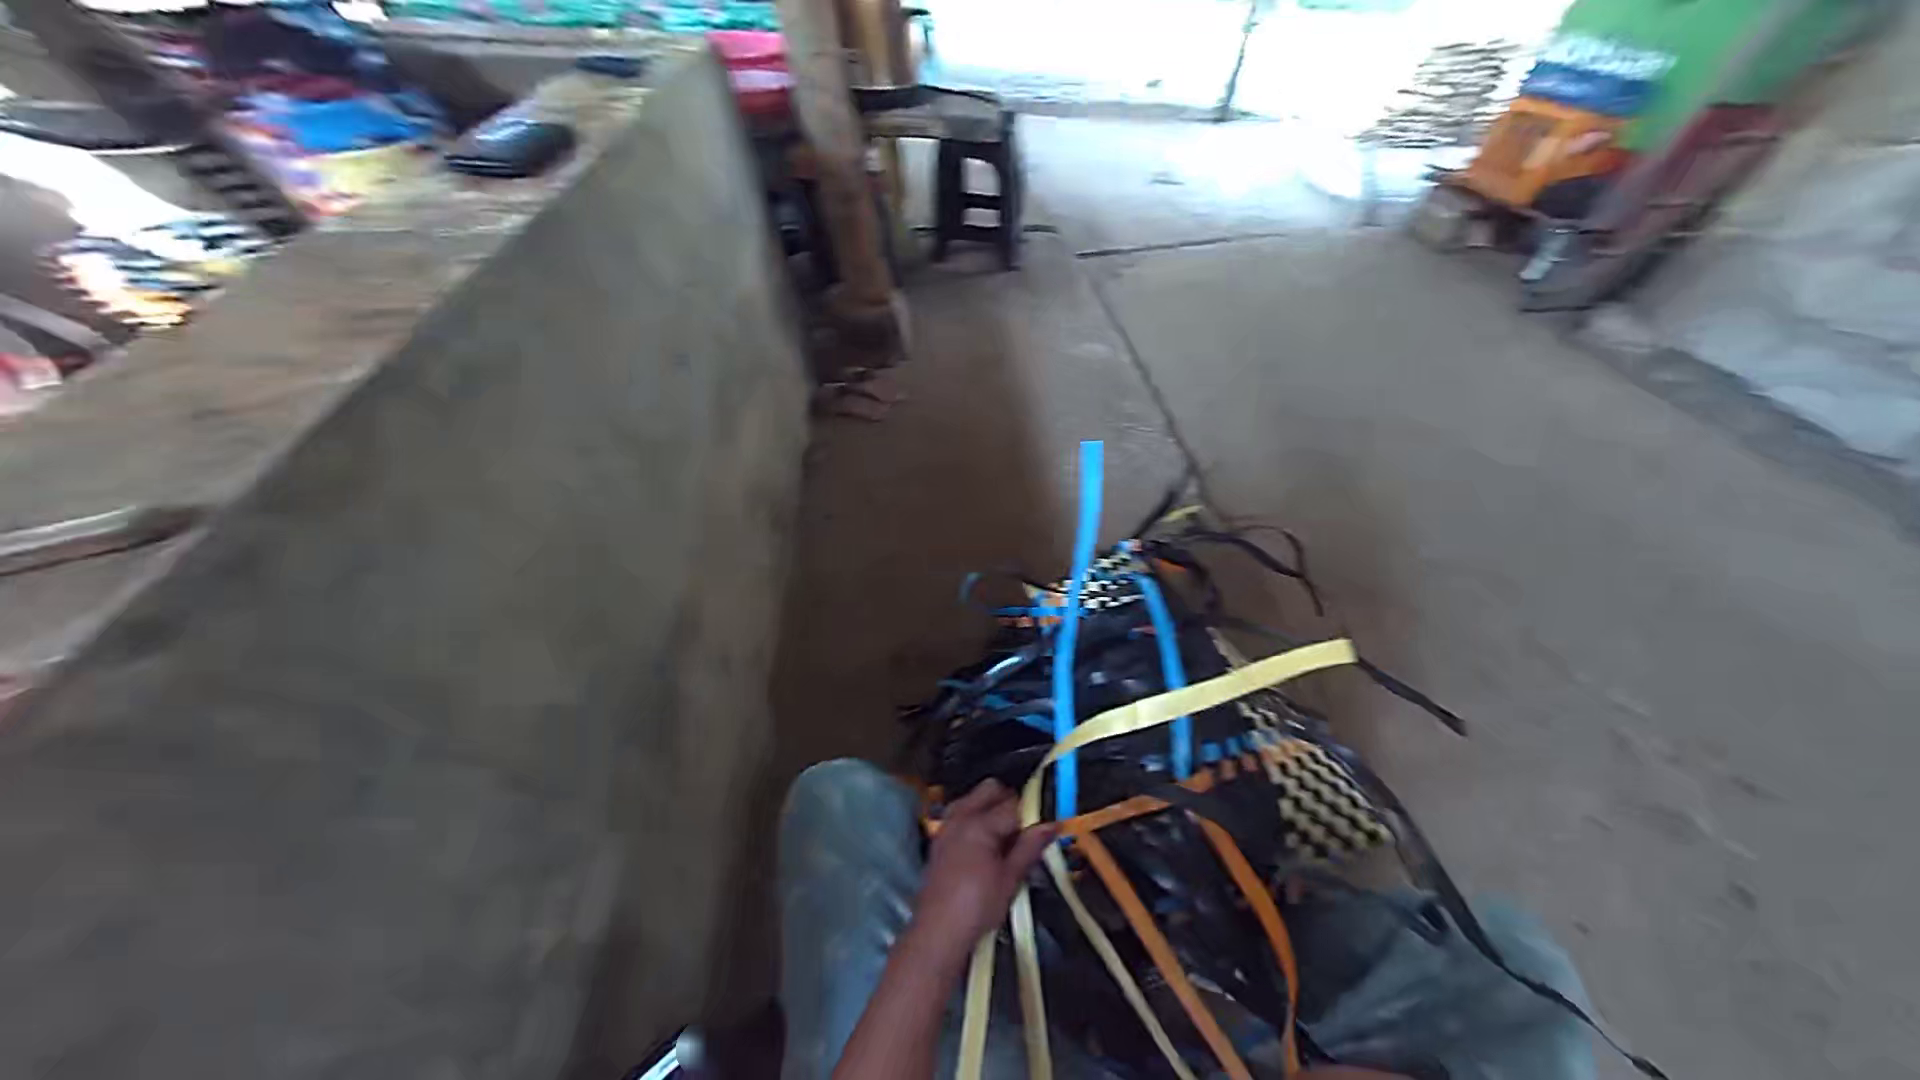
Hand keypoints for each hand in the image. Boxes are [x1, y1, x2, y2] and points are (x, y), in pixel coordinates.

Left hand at [909, 779, 1056, 959]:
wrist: (938, 931)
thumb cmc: (978, 906)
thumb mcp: (1010, 879)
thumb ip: (1030, 847)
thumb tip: (1052, 825)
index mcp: (979, 823)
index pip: (1013, 805)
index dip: (1032, 815)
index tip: (1042, 829)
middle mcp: (961, 815)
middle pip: (990, 789)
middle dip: (1010, 801)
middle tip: (1023, 830)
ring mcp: (947, 824)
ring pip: (974, 797)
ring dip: (991, 807)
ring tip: (1005, 837)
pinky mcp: (940, 836)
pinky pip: (961, 812)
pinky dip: (975, 816)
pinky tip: (985, 843)